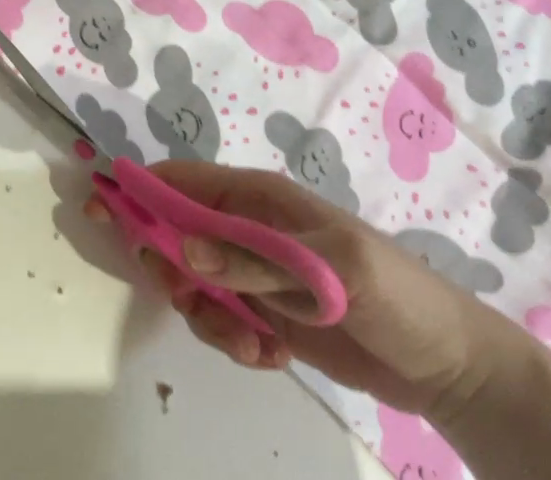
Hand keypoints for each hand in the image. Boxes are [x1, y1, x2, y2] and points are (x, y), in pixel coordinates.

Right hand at [90, 161, 494, 418]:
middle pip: (169, 233)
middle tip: (184, 296)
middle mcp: (243, 230)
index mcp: (256, 199)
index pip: (178, 181)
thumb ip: (253, 259)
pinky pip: (215, 319)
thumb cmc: (398, 296)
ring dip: (205, 315)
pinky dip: (231, 340)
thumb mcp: (332, 270)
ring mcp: (249, 272)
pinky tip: (270, 355)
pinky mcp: (258, 313)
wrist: (451, 369)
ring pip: (187, 282)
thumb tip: (183, 251)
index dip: (135, 189)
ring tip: (248, 341)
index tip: (99, 209)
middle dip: (168, 267)